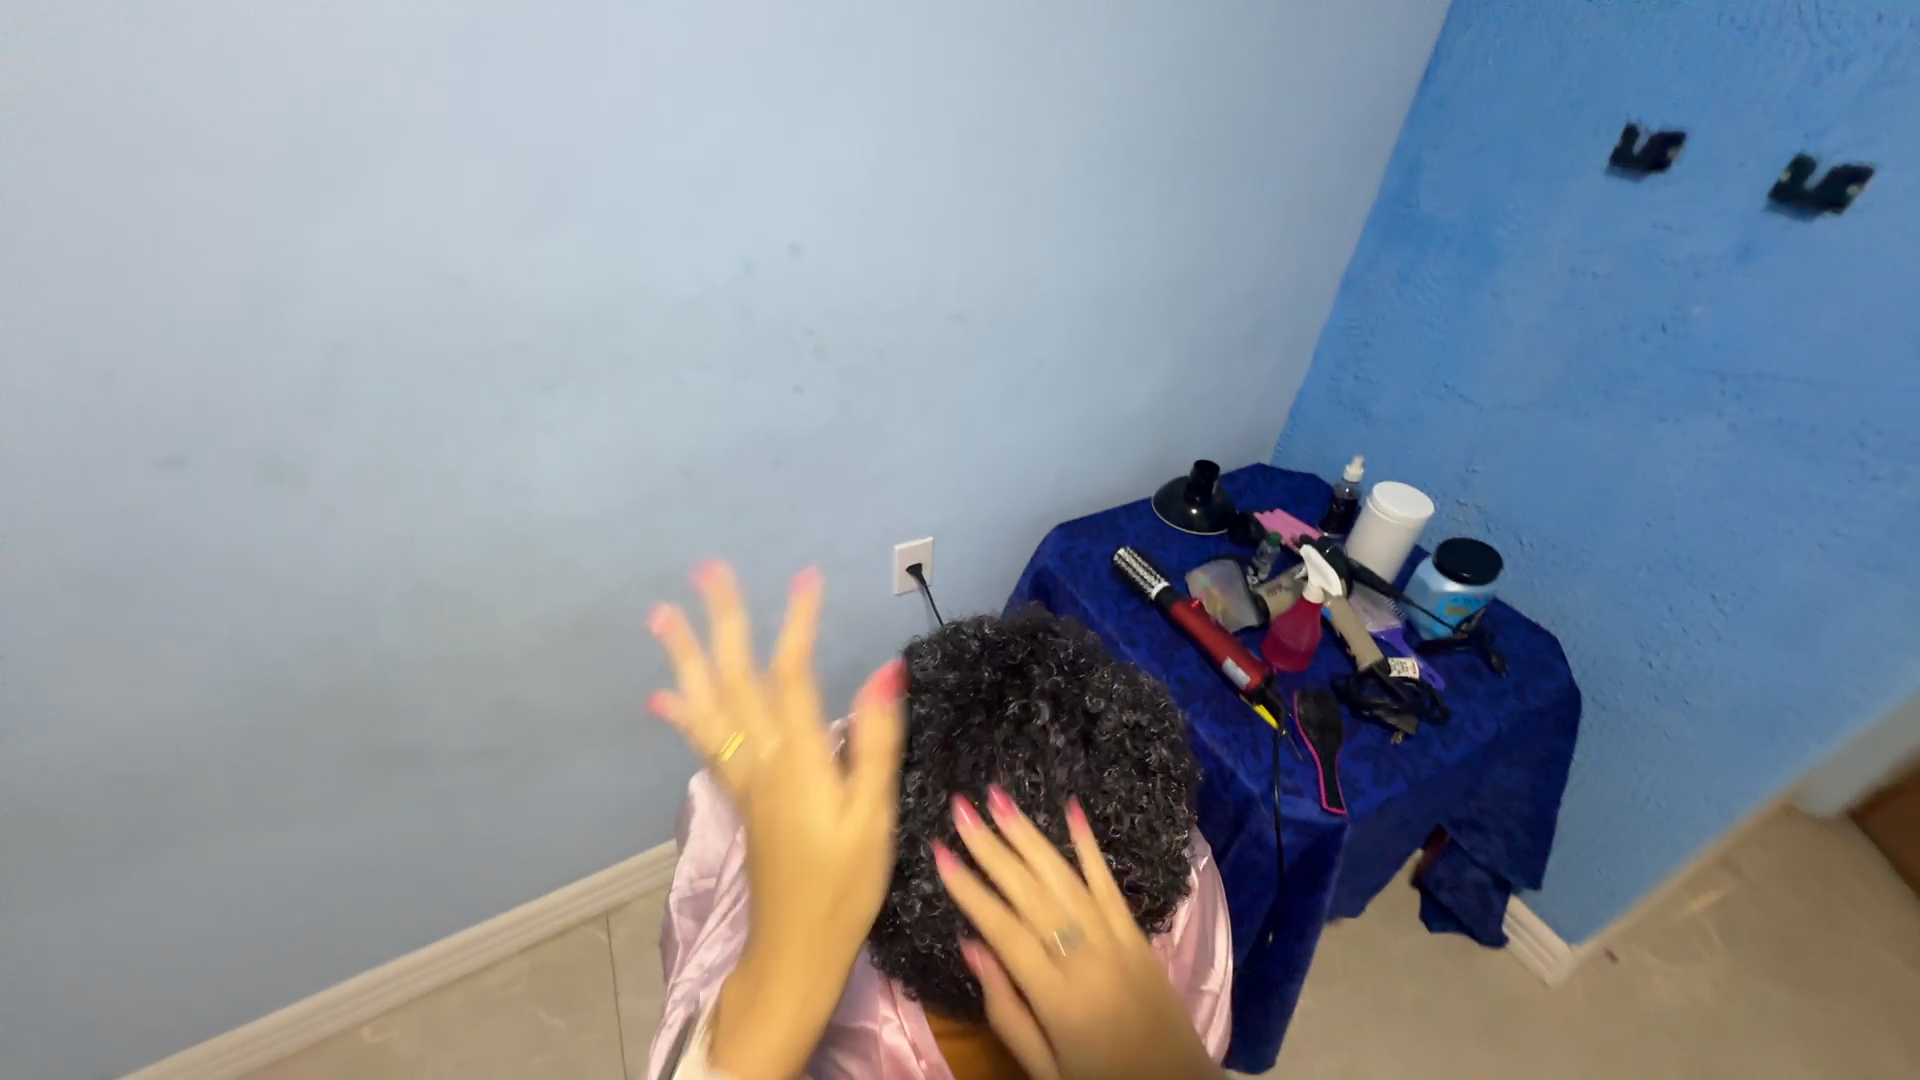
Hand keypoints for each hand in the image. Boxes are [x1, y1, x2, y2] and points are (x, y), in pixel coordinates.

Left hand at [648, 561, 904, 1079]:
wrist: (796, 949)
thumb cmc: (846, 885)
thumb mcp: (875, 818)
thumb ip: (875, 743)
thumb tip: (884, 672)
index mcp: (798, 760)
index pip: (793, 674)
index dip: (799, 622)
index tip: (807, 577)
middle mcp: (760, 759)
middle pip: (736, 678)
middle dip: (721, 620)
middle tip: (706, 570)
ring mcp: (743, 777)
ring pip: (708, 704)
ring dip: (686, 656)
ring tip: (662, 614)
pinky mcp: (739, 795)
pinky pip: (703, 742)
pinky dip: (683, 712)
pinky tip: (664, 695)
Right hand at [935, 788, 1218, 1079]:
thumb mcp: (1044, 1070)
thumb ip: (1006, 1009)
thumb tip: (970, 945)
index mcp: (1057, 998)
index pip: (1004, 930)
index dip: (970, 889)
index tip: (940, 851)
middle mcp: (1086, 958)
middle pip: (1030, 892)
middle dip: (991, 847)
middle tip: (961, 808)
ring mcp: (1116, 940)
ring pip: (1065, 876)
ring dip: (1029, 834)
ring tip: (999, 798)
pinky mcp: (1138, 934)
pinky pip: (1110, 883)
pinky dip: (1089, 846)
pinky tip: (1072, 810)